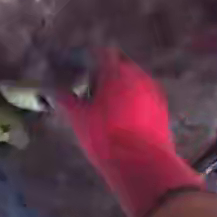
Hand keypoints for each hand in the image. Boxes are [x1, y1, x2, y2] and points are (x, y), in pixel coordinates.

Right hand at [56, 48, 204, 216]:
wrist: (142, 164)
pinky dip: (133, 99)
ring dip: (121, 85)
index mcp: (116, 73)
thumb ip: (67, 101)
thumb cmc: (106, 138)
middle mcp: (138, 76)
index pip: (102, 53)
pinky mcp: (162, 108)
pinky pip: (144, 95)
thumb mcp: (79, 119)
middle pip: (120, 64)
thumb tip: (55, 92)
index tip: (79, 64)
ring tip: (107, 101)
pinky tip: (124, 115)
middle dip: (106, 70)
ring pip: (134, 79)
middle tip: (91, 83)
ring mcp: (153, 91)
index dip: (89, 57)